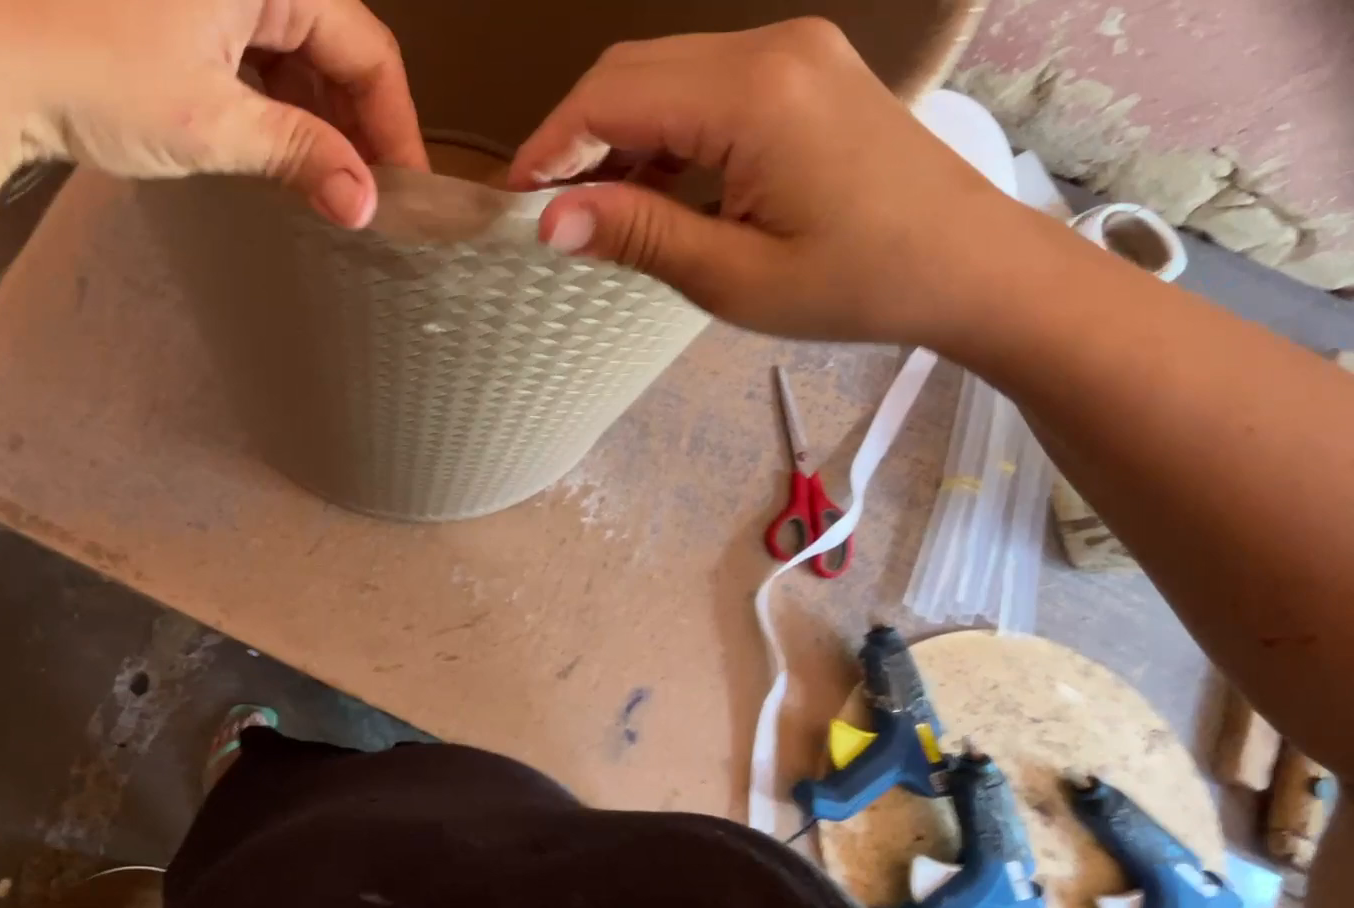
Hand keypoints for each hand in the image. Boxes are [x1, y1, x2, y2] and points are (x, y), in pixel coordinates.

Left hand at [0, 0, 427, 227]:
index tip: (405, 185)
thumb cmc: (74, 66)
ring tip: (321, 181)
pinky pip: (249, 54)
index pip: (365, 49)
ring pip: (292, 52)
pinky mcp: (177, 11)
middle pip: (333, 46)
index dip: (392, 126)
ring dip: (312, 118)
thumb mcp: (211, 123)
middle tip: (364, 193)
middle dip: (353, 125)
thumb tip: (360, 198)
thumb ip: (300, 156)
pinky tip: (276, 147)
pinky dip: (270, 103)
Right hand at [508, 21, 1034, 345]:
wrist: (970, 265)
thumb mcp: (732, 276)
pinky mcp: (800, 71)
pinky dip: (657, 132)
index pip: (611, 98)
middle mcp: (768, 49)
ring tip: (591, 208)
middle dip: (573, 136)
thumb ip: (638, 235)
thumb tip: (548, 221)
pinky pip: (700, 86)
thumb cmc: (854, 284)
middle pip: (630, 71)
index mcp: (752, 95)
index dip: (548, 148)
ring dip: (612, 134)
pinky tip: (647, 187)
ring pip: (661, 74)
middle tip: (545, 209)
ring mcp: (790, 52)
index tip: (511, 205)